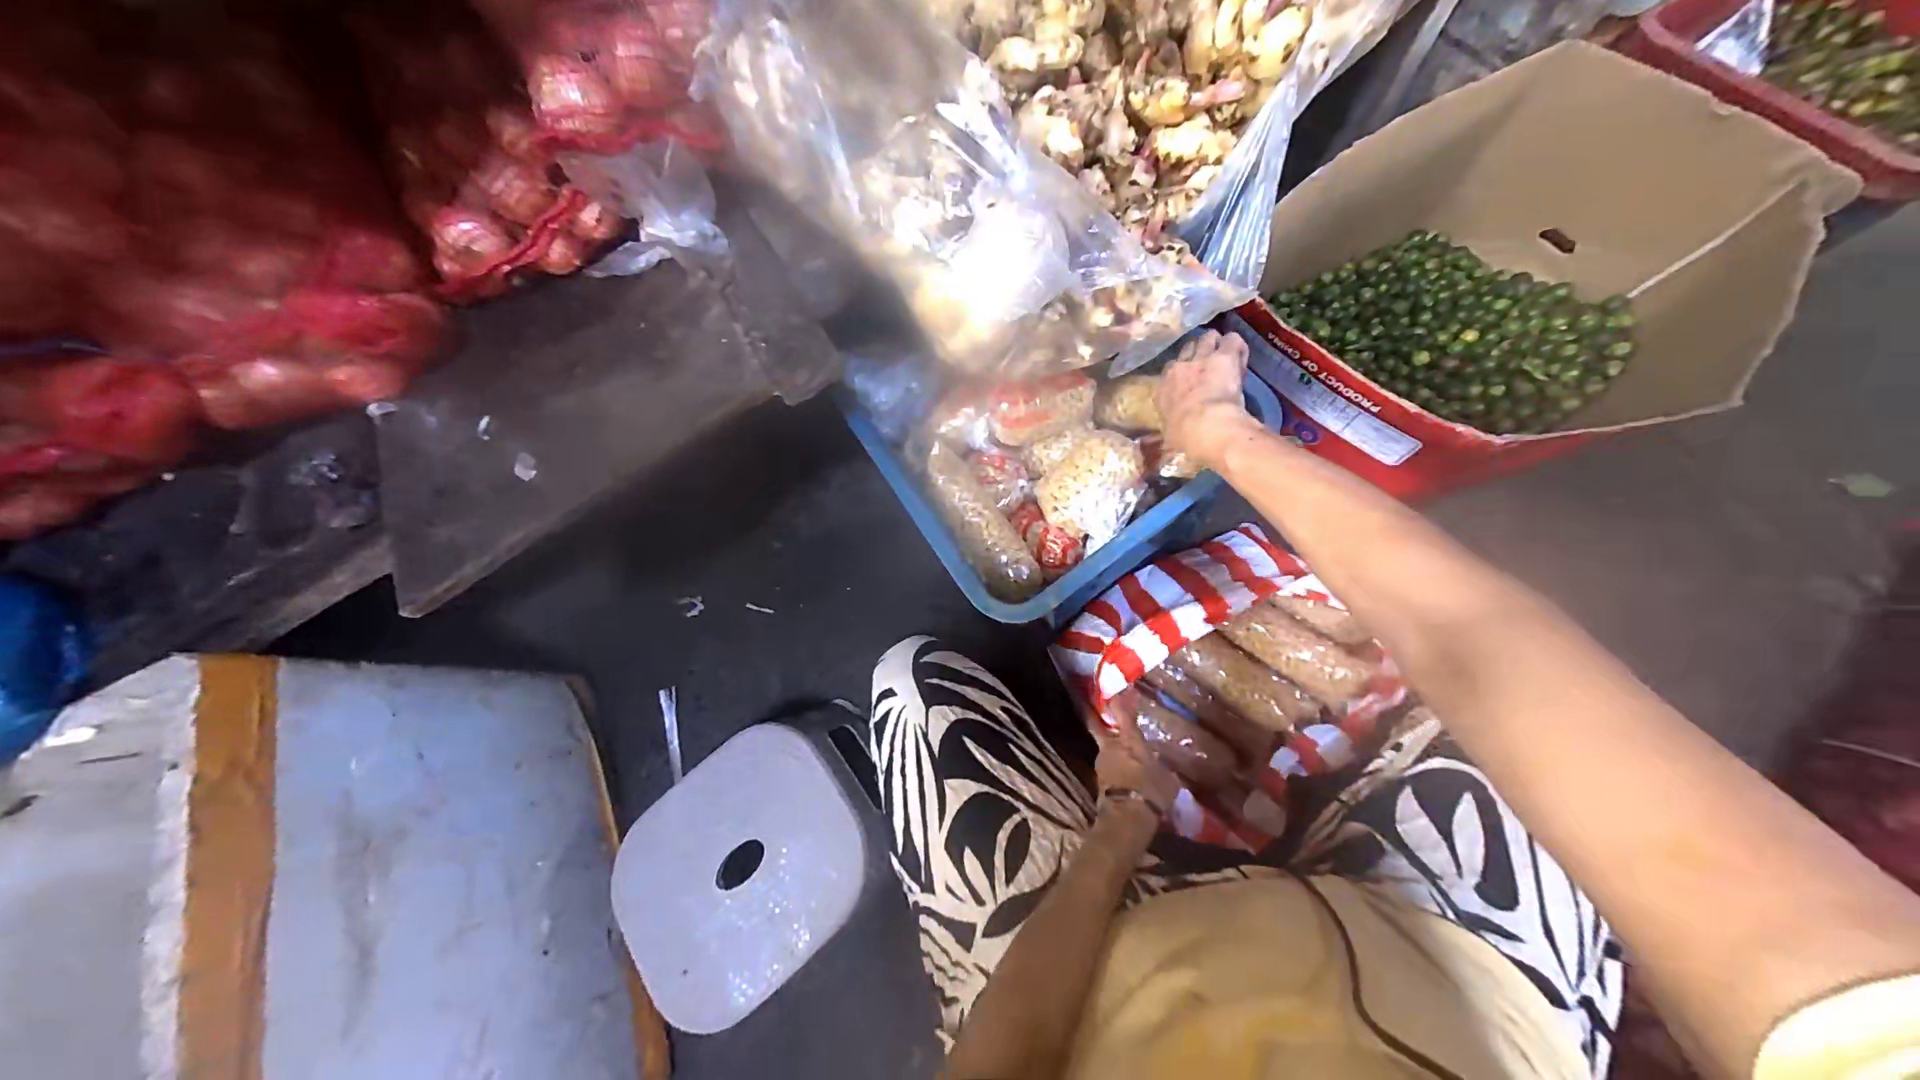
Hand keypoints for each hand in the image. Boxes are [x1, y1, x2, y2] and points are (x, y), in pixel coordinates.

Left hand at [1096, 688, 1182, 817]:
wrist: (1126, 818)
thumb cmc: (1152, 792)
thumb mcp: (1168, 778)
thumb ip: (1164, 767)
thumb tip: (1168, 767)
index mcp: (1129, 740)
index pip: (1123, 712)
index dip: (1121, 699)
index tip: (1121, 688)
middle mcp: (1111, 746)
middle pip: (1099, 726)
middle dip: (1099, 718)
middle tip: (1102, 711)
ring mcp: (1101, 762)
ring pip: (1105, 748)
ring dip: (1112, 748)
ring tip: (1124, 753)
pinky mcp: (1098, 779)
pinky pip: (1108, 766)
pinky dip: (1114, 766)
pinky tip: (1124, 773)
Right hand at [1157, 330, 1259, 469]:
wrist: (1206, 426)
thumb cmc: (1186, 437)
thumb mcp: (1172, 434)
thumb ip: (1173, 425)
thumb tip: (1175, 432)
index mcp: (1162, 390)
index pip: (1169, 374)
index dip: (1181, 375)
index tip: (1190, 382)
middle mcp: (1177, 369)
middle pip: (1187, 350)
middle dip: (1197, 354)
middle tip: (1210, 364)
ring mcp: (1201, 358)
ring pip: (1207, 338)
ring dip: (1216, 344)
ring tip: (1226, 354)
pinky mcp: (1225, 355)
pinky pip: (1232, 340)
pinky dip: (1236, 346)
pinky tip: (1240, 354)